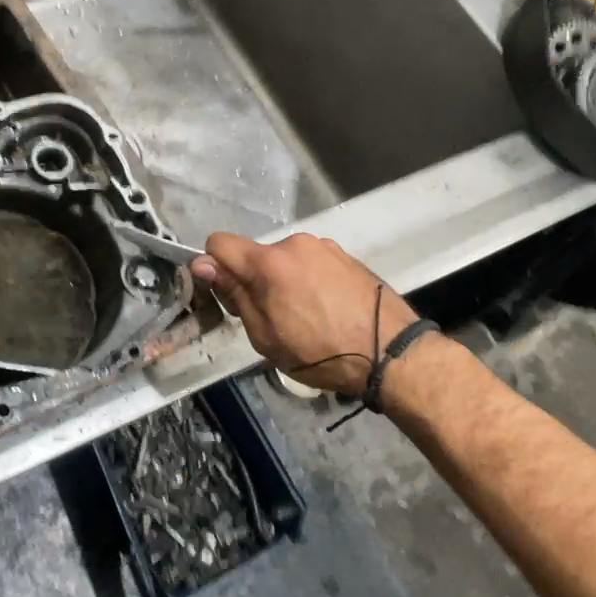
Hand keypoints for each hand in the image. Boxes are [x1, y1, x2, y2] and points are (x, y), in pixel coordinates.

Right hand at [192, 232, 420, 394]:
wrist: (392, 354)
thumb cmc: (321, 353)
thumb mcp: (265, 336)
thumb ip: (234, 295)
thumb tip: (203, 265)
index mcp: (269, 263)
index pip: (219, 243)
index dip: (212, 265)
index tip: (223, 292)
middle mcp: (295, 244)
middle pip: (255, 255)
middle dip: (254, 280)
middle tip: (270, 316)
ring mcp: (325, 247)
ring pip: (286, 260)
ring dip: (284, 281)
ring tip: (304, 315)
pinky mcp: (347, 256)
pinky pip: (312, 264)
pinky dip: (309, 281)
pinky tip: (326, 309)